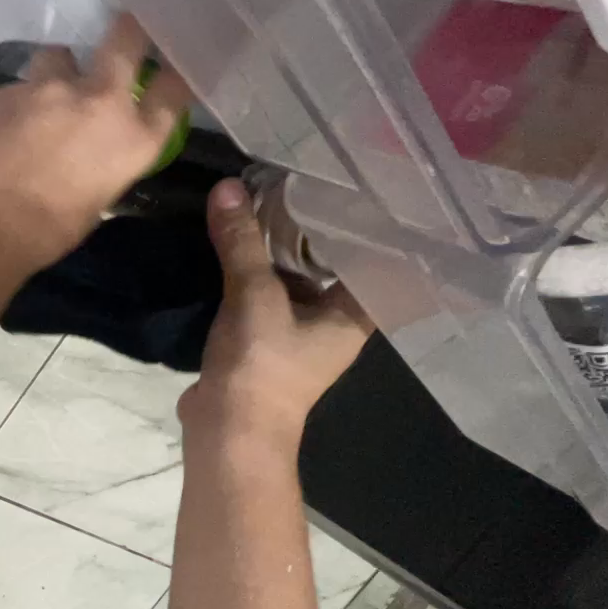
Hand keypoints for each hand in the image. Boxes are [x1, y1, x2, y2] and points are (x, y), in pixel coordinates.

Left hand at [0, 14, 192, 277]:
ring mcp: (48, 90)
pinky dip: (18, 101)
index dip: (169, 77)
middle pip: (125, 40)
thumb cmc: (44, 233)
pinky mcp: (5, 93)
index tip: (162, 76)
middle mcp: (99, 100)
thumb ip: (105, 165)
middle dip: (127, 33)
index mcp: (133, 138)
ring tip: (45, 95)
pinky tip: (4, 126)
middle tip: (122, 36)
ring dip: (58, 70)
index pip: (172, 88)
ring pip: (60, 55)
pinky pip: (19, 87)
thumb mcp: (96, 203)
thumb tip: (94, 157)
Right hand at [178, 179, 373, 442]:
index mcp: (357, 312)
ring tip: (265, 203)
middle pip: (333, 265)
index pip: (379, 256)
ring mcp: (298, 333)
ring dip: (279, 251)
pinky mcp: (262, 341)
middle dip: (315, 230)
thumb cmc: (263, 364)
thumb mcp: (253, 295)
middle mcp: (337, 321)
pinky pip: (265, 295)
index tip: (360, 184)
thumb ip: (241, 243)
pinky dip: (253, 272)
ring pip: (295, 280)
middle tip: (301, 181)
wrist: (229, 427)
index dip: (371, 222)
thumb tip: (227, 187)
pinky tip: (236, 248)